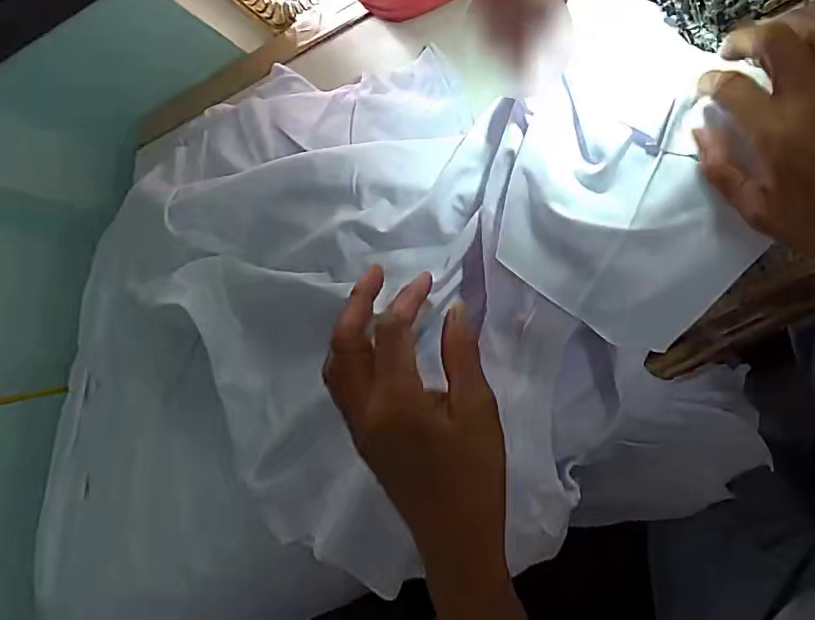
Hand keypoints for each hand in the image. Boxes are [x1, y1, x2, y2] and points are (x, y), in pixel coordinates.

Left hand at [324, 266, 507, 578]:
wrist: (457, 540)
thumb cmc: (475, 475)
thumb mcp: (478, 410)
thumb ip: (461, 354)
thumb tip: (452, 309)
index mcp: (396, 401)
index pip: (391, 333)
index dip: (409, 299)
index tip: (429, 279)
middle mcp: (365, 409)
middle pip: (345, 343)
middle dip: (358, 301)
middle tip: (379, 274)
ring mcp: (358, 425)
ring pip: (336, 364)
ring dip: (349, 327)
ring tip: (372, 302)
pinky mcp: (361, 437)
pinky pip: (342, 383)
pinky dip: (350, 353)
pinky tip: (373, 344)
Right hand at [694, 6, 814, 295]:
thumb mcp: (761, 213)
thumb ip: (722, 171)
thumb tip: (701, 130)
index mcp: (779, 132)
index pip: (731, 86)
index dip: (710, 80)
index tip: (706, 86)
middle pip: (774, 39)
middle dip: (744, 37)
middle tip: (735, 51)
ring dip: (790, 23)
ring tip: (778, 37)